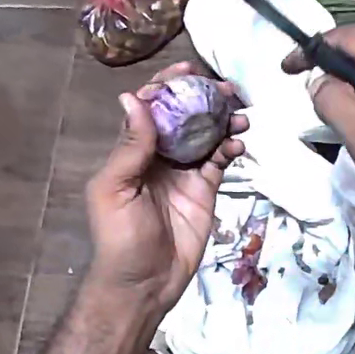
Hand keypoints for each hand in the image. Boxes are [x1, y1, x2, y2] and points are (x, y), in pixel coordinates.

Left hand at [84, 62, 246, 314]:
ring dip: (223, 120)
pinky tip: (239, 143)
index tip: (188, 71)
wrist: (143, 282)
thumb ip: (129, 146)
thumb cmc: (120, 237)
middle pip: (183, 117)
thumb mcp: (114, 189)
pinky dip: (231, 148)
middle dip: (203, 99)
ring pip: (206, 135)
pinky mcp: (205, 191)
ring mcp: (184, 173)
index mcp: (132, 151)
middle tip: (226, 88)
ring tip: (240, 113)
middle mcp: (159, 156)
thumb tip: (133, 97)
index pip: (150, 109)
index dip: (166, 86)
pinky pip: (220, 161)